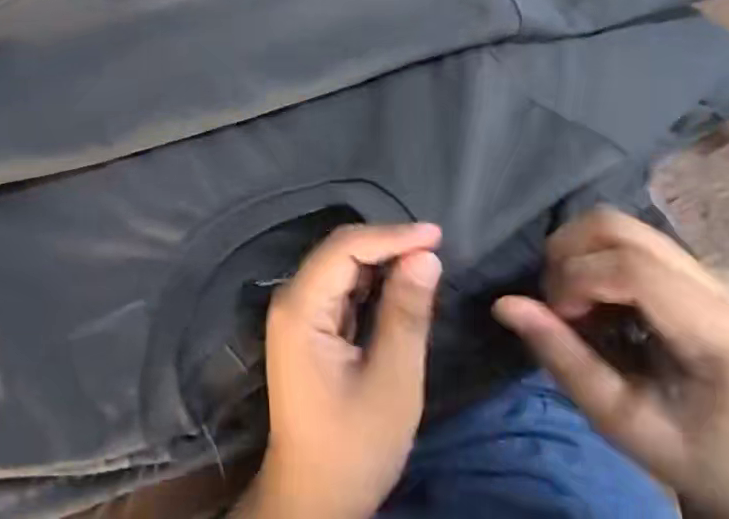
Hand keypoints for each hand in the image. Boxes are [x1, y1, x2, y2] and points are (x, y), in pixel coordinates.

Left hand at [232, 223, 443, 518]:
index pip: (345, 247)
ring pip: (343, 265)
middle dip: (388, 243)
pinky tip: (403, 283)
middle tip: (436, 246)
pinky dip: (375, 281)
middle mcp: (292, 300)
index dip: (391, 235)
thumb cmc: (353, 446)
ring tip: (427, 259)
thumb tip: (426, 256)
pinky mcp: (310, 326)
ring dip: (384, 260)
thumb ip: (407, 315)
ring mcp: (298, 313)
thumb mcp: (392, 382)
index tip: (436, 235)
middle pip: (341, 251)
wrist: (313, 496)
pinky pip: (343, 287)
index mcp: (301, 308)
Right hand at [492, 210, 728, 518]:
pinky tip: (594, 296)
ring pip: (617, 222)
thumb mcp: (618, 421)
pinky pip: (625, 235)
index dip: (577, 281)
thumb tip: (503, 304)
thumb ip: (563, 359)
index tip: (557, 318)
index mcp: (717, 333)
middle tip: (559, 306)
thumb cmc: (682, 450)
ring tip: (574, 299)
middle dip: (569, 255)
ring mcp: (703, 270)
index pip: (633, 270)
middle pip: (620, 228)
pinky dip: (591, 253)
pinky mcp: (685, 266)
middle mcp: (716, 287)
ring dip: (576, 250)